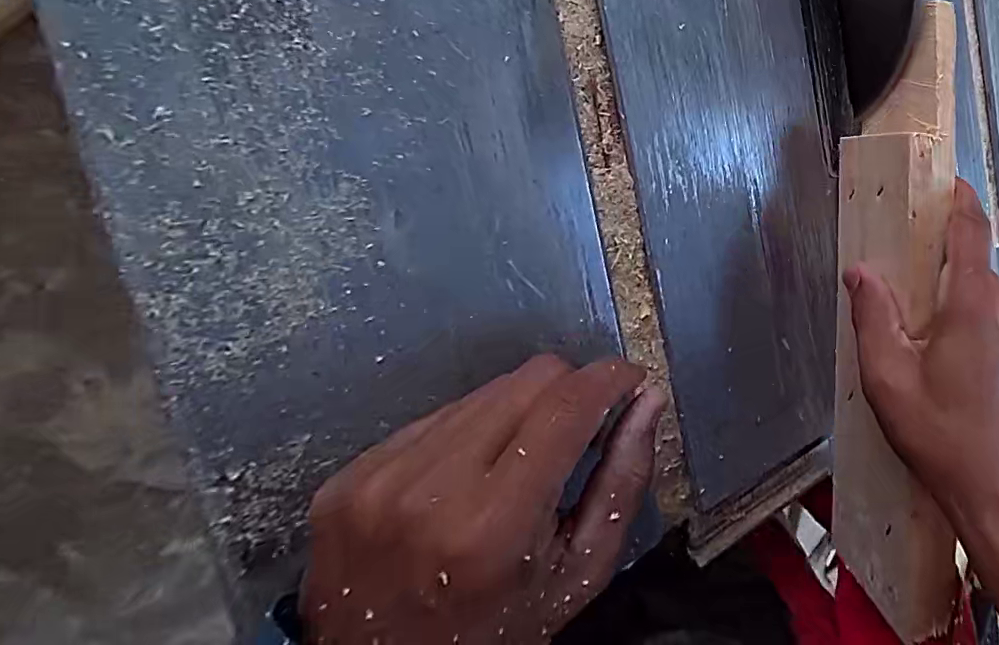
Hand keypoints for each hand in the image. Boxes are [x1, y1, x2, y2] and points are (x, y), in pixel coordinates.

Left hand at [300, 355, 665, 644]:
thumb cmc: (500, 629)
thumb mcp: (583, 570)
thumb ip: (625, 477)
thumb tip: (648, 396)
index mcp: (493, 524)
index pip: (569, 403)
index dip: (611, 378)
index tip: (632, 380)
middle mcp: (429, 491)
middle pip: (534, 378)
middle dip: (572, 389)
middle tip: (581, 427)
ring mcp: (380, 480)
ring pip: (491, 387)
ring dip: (523, 407)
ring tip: (522, 457)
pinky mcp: (349, 476)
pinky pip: (444, 411)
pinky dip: (476, 427)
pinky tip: (474, 471)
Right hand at [843, 179, 998, 527]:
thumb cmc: (953, 444)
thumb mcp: (889, 381)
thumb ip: (872, 317)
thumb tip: (861, 275)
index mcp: (973, 303)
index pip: (971, 226)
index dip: (956, 196)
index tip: (942, 179)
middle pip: (970, 253)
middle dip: (935, 249)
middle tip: (900, 263)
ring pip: (979, 282)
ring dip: (947, 285)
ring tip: (912, 318)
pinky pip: (990, 305)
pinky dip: (963, 307)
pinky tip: (937, 343)